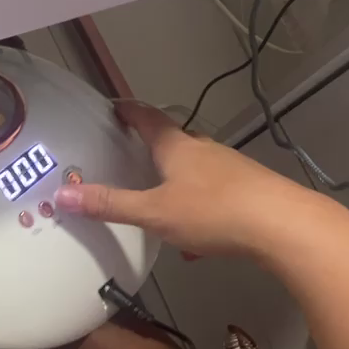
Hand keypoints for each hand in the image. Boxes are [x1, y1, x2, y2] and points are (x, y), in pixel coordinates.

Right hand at [53, 100, 336, 258]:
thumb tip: (61, 196)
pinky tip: (194, 241)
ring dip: (175, 179)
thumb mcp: (153, 212)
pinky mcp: (251, 192)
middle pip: (173, 142)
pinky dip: (198, 208)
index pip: (147, 118)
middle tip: (127, 155)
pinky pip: (215, 196)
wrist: (287, 229)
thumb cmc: (214, 212)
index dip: (128, 111)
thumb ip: (109, 205)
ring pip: (195, 170)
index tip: (113, 107)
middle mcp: (205, 150)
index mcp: (177, 147)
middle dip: (150, 148)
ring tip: (156, 199)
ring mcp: (232, 170)